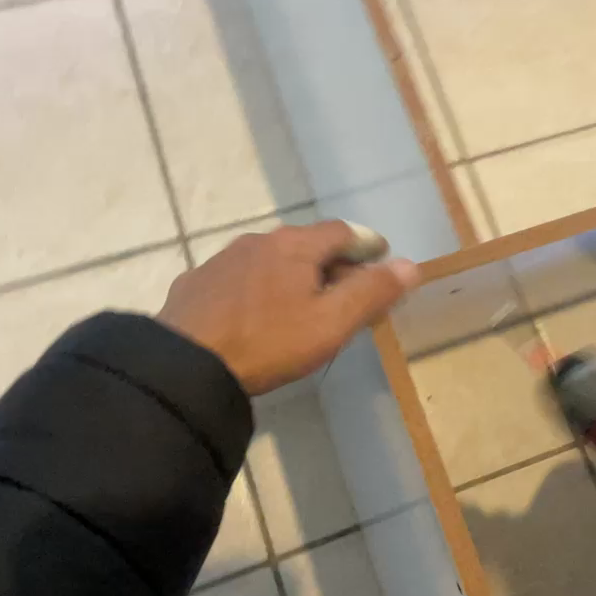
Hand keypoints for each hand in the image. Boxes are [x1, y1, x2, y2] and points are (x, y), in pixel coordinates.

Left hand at [157, 221, 420, 394]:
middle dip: (331, 260)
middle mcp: (258, 240)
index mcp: (295, 245)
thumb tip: (409, 264)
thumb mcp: (330, 324)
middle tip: (347, 287)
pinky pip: (240, 277)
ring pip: (270, 258)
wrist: (185, 364)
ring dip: (293, 272)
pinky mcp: (197, 283)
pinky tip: (256, 312)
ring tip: (302, 300)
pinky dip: (259, 287)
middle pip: (306, 243)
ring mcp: (222, 260)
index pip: (341, 231)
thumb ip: (371, 293)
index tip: (380, 256)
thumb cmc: (268, 343)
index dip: (365, 243)